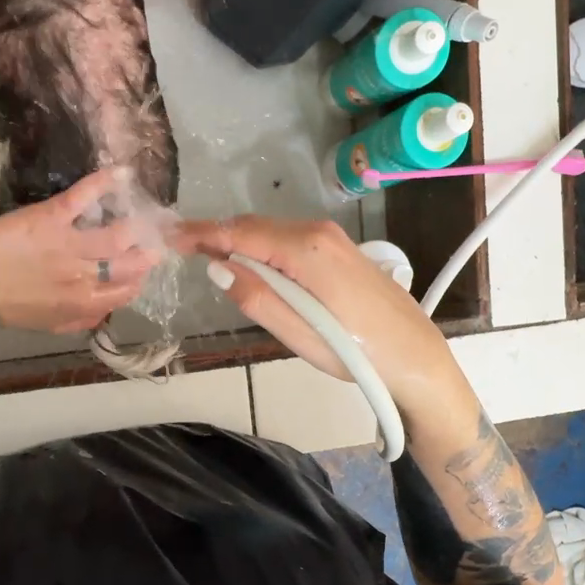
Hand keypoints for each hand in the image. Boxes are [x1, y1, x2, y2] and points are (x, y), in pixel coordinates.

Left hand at [0, 169, 162, 334]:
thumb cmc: (10, 307)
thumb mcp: (51, 324)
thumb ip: (81, 320)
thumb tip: (103, 312)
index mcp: (84, 304)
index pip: (126, 292)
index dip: (139, 279)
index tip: (142, 269)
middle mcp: (83, 277)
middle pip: (129, 264)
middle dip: (147, 252)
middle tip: (154, 240)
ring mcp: (69, 246)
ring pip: (117, 234)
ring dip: (134, 224)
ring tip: (141, 215)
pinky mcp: (51, 219)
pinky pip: (84, 197)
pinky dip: (105, 183)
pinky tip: (121, 173)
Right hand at [172, 216, 458, 403]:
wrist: (415, 357)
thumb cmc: (356, 353)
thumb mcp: (299, 334)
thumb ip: (257, 298)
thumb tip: (216, 268)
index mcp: (305, 250)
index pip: (240, 232)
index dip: (202, 233)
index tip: (169, 236)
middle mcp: (318, 232)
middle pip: (254, 227)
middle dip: (216, 235)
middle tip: (180, 249)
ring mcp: (332, 238)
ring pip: (271, 233)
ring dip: (239, 243)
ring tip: (207, 259)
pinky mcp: (339, 250)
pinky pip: (289, 241)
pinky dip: (263, 249)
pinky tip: (252, 267)